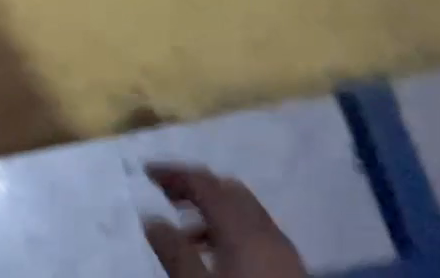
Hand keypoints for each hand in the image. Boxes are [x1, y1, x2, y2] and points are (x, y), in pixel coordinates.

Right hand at [143, 165, 306, 277]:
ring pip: (246, 213)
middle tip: (168, 196)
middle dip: (197, 188)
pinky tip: (218, 257)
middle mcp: (267, 232)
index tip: (146, 172)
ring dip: (214, 212)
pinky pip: (258, 235)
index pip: (204, 183)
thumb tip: (152, 219)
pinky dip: (232, 231)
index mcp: (242, 229)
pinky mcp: (293, 272)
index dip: (173, 174)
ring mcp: (285, 252)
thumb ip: (173, 251)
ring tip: (187, 233)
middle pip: (229, 191)